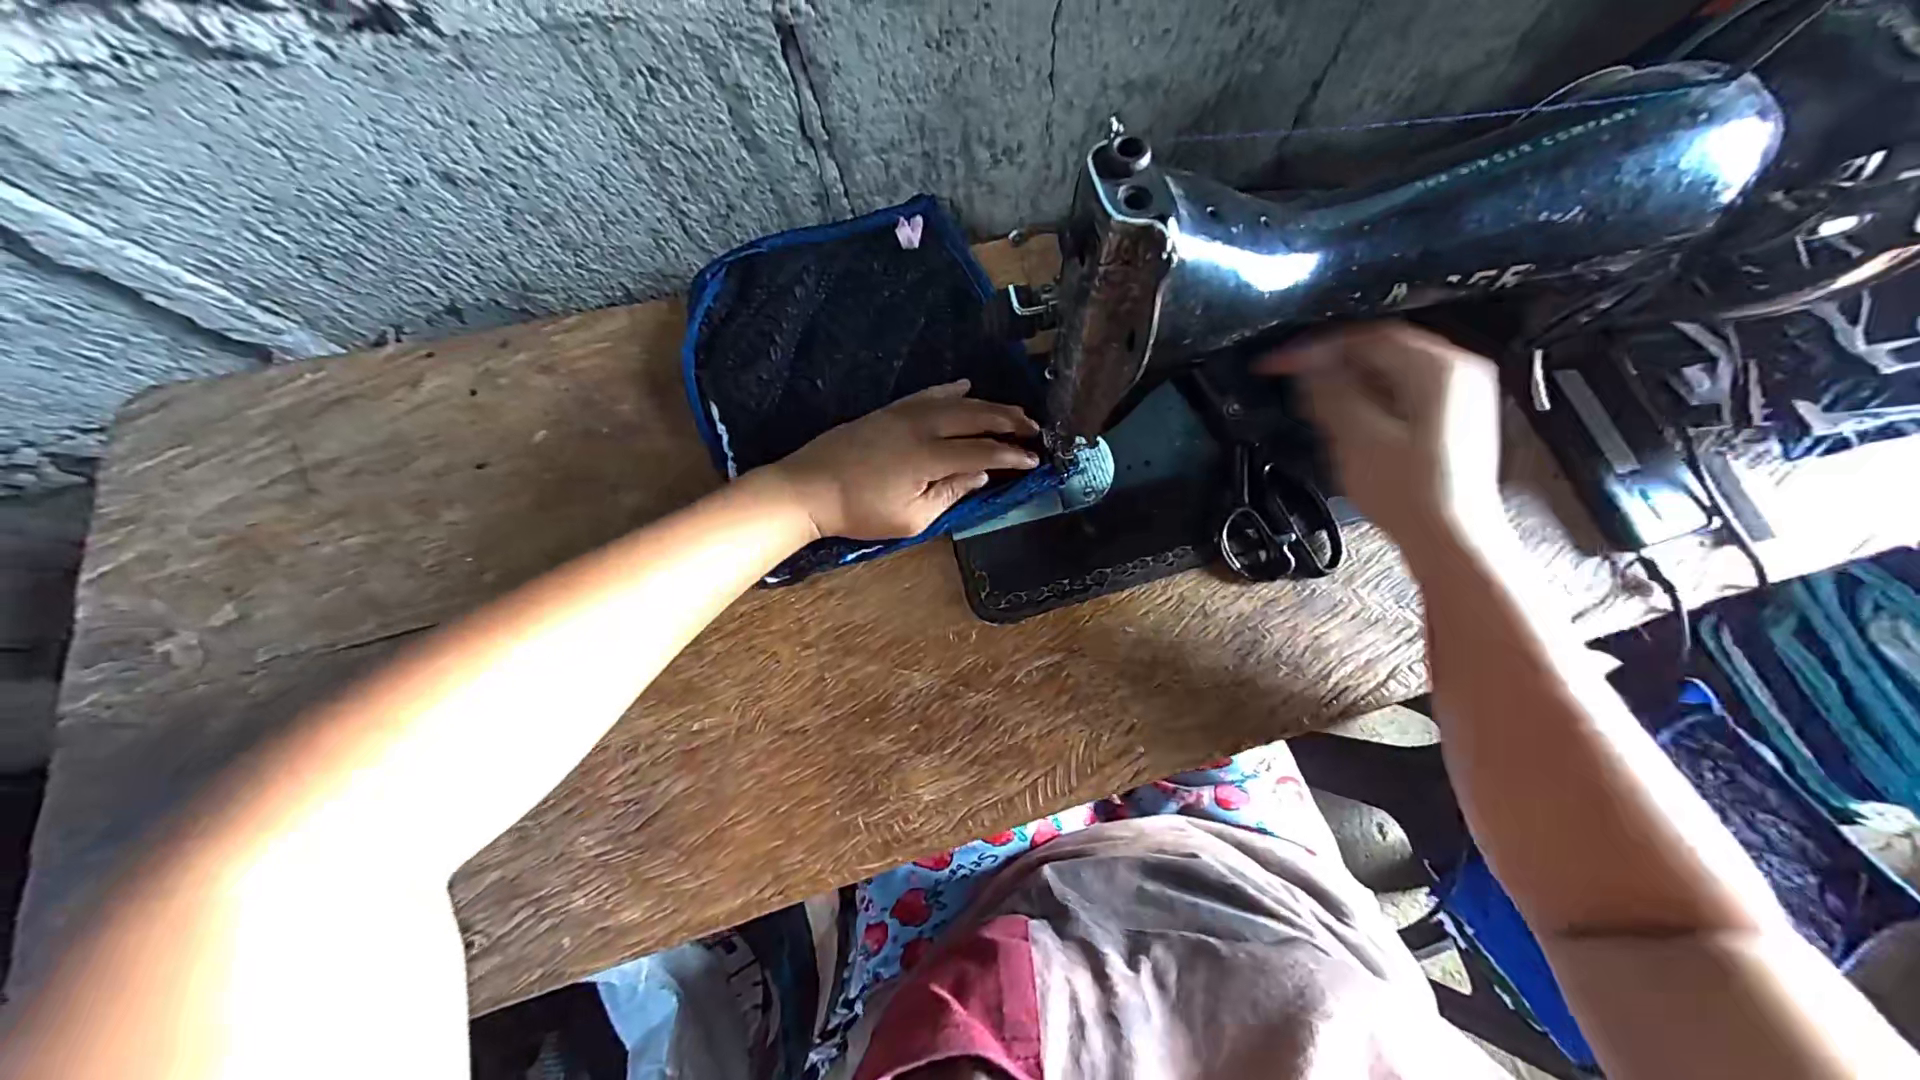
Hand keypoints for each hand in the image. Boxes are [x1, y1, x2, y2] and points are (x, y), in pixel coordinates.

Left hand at [751, 380, 1041, 540]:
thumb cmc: (860, 511)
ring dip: (988, 404)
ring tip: (1013, 411)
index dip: (1012, 454)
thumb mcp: (911, 518)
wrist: (809, 487)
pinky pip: (928, 393)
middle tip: (1035, 428)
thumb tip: (981, 476)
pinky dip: (951, 390)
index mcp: (929, 456)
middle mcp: (922, 426)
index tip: (1035, 459)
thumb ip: (950, 494)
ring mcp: (904, 413)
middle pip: (976, 416)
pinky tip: (966, 386)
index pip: (983, 451)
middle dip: (1010, 421)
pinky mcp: (889, 410)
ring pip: (956, 401)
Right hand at [1255, 321, 1505, 554]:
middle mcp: (1458, 374)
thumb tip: (1307, 366)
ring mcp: (1461, 396)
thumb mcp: (1357, 438)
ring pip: (1390, 370)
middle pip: (1380, 349)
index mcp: (1438, 370)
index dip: (1315, 347)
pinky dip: (1369, 397)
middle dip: (1331, 363)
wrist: (1451, 538)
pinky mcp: (1453, 418)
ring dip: (1348, 380)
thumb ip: (1329, 393)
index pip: (1365, 337)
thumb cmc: (1413, 495)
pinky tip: (1348, 421)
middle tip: (1293, 379)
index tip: (1280, 361)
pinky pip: (1402, 390)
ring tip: (1316, 403)